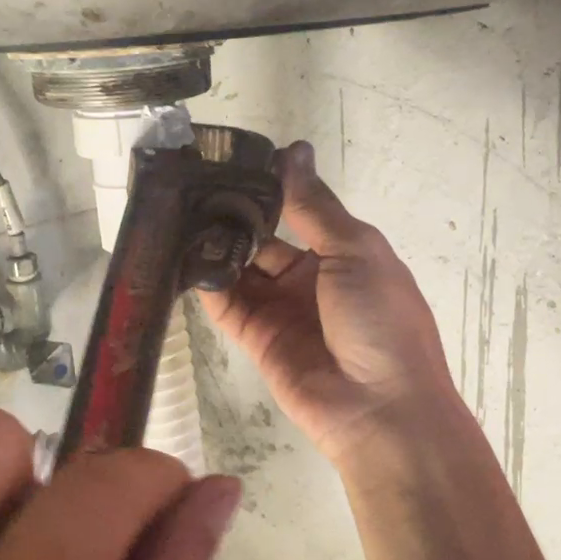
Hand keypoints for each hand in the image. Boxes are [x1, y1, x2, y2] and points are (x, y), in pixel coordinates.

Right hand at [199, 141, 457, 463]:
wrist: (381, 409)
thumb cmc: (381, 319)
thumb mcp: (356, 250)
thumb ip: (314, 205)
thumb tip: (294, 150)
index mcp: (343, 252)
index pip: (299, 210)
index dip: (270, 187)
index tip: (231, 159)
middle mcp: (310, 277)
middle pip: (264, 238)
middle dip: (235, 215)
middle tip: (192, 185)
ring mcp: (282, 309)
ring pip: (241, 269)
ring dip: (217, 245)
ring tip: (179, 213)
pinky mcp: (256, 339)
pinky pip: (227, 304)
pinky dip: (207, 282)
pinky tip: (183, 256)